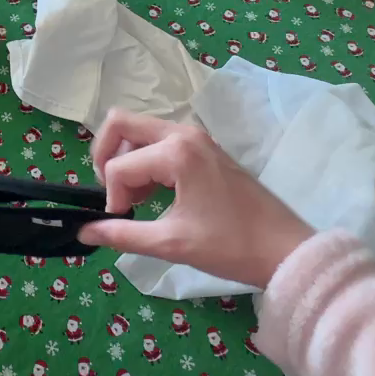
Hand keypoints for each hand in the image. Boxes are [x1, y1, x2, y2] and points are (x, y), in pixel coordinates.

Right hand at [76, 110, 312, 288]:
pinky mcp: (203, 145)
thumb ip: (123, 234)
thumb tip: (84, 231)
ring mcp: (194, 136)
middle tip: (111, 191)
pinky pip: (158, 138)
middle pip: (120, 123)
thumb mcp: (172, 244)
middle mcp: (182, 132)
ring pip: (138, 130)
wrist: (290, 252)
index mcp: (175, 152)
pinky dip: (145, 158)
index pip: (119, 166)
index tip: (122, 221)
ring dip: (126, 158)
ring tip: (137, 197)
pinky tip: (154, 192)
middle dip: (104, 155)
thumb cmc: (232, 247)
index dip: (112, 196)